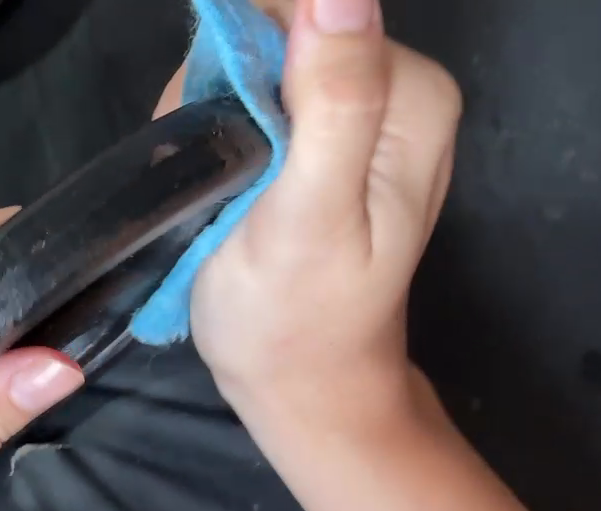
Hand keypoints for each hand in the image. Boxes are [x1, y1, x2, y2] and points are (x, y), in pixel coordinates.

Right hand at [175, 0, 461, 440]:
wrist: (298, 384)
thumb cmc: (292, 316)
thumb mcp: (307, 216)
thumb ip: (331, 107)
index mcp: (405, 97)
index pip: (310, 14)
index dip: (233, 57)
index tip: (194, 134)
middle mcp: (393, 95)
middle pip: (285, 37)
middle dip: (216, 92)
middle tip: (194, 174)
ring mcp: (358, 126)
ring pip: (264, 75)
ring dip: (209, 120)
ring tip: (199, 189)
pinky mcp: (322, 155)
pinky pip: (261, 113)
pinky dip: (219, 140)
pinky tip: (210, 188)